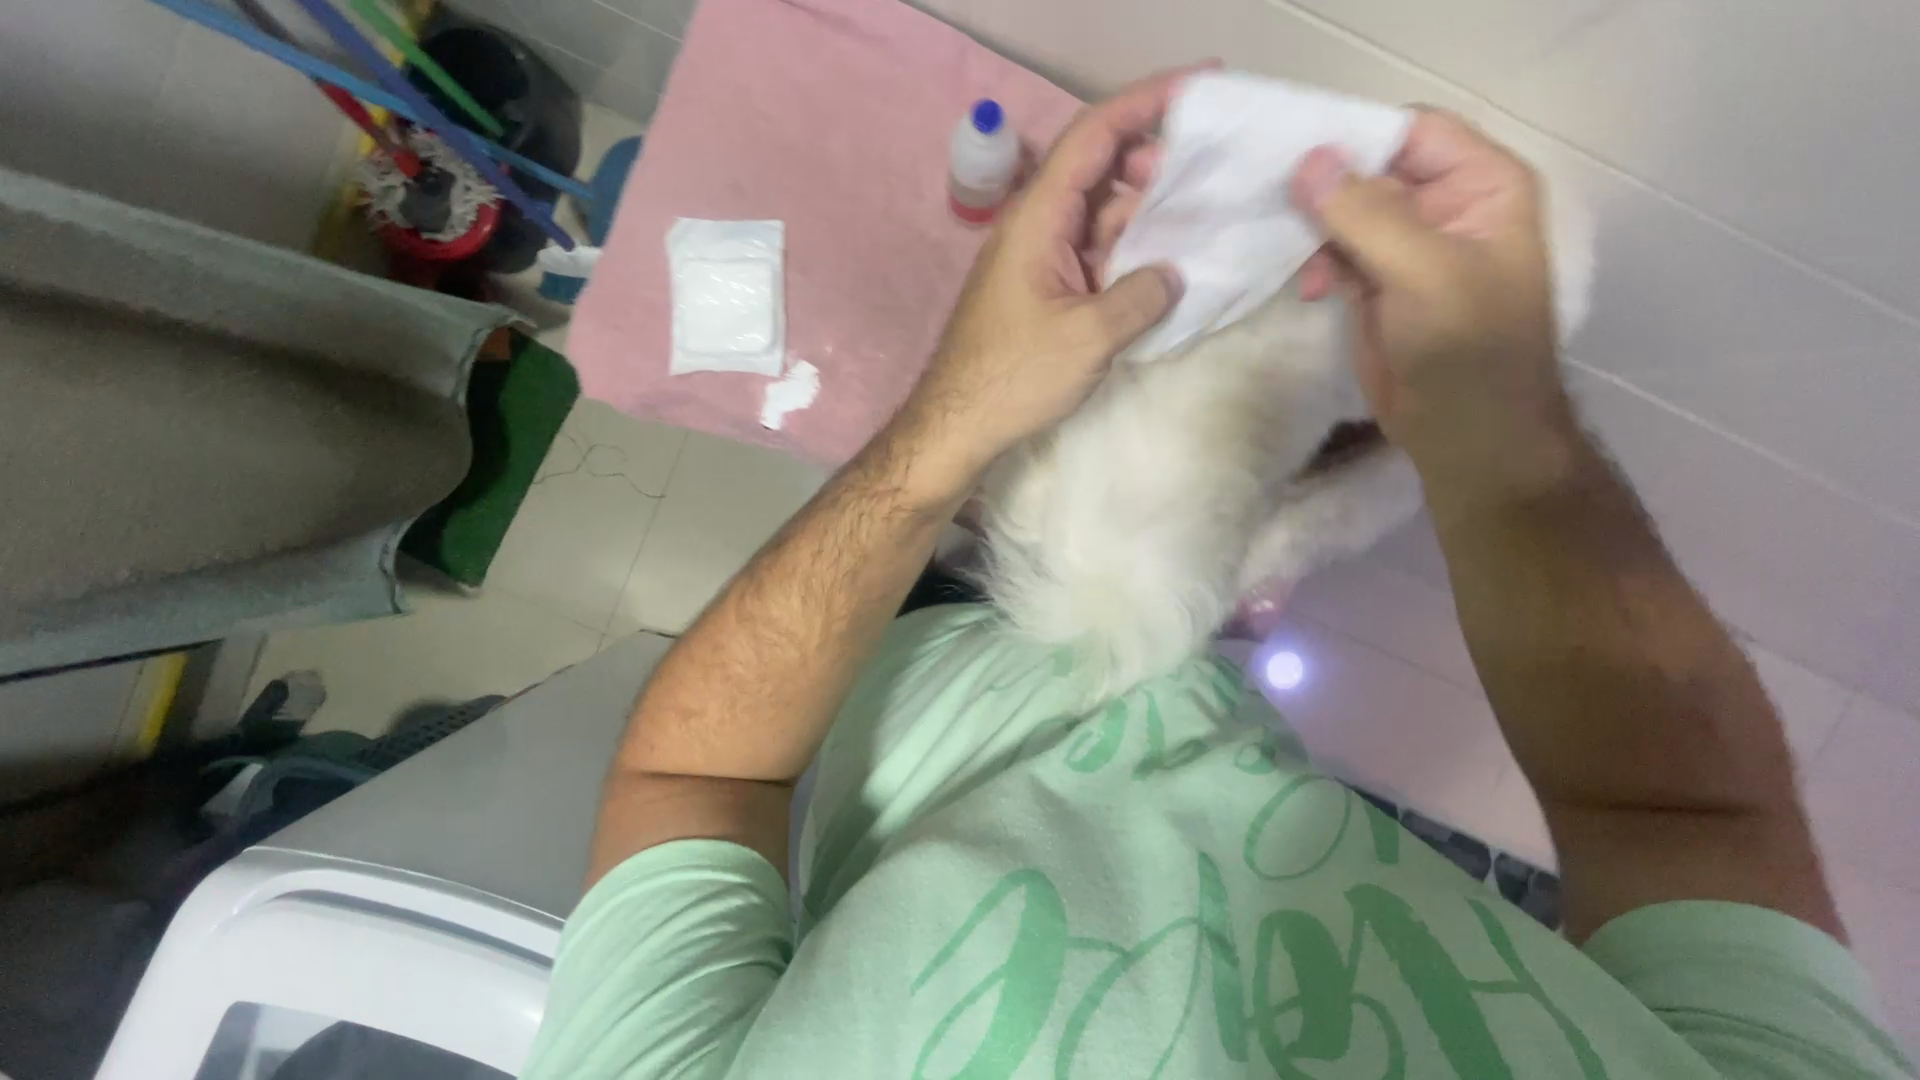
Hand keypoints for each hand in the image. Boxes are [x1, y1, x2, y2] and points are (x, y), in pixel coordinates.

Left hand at [894, 67, 1199, 493]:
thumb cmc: (1014, 377)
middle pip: (1098, 170)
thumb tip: (1172, 275)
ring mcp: (1037, 259)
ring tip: (1195, 224)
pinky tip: (1161, 268)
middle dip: (1152, 164)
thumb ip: (1140, 296)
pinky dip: (1126, 254)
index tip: (1201, 86)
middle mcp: (1035, 226)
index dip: (1146, 102)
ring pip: (1098, 216)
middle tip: (1204, 181)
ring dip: (1144, 215)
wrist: (957, 425)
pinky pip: (1091, 255)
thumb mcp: (1088, 337)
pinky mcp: (1041, 291)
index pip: (1093, 135)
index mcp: (1038, 217)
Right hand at [1291, 109, 1577, 502]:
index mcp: (1479, 186)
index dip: (1355, 138)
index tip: (1291, 154)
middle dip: (1323, 187)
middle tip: (1271, 202)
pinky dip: (1315, 263)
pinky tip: (1307, 287)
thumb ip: (1366, 216)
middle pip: (1372, 172)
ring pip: (1346, 214)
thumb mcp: (1424, 273)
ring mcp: (1406, 249)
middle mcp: (1444, 207)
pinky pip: (1336, 254)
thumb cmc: (1466, 347)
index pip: (1411, 133)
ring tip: (1291, 257)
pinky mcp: (1376, 285)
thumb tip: (1306, 162)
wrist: (1464, 431)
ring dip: (1313, 231)